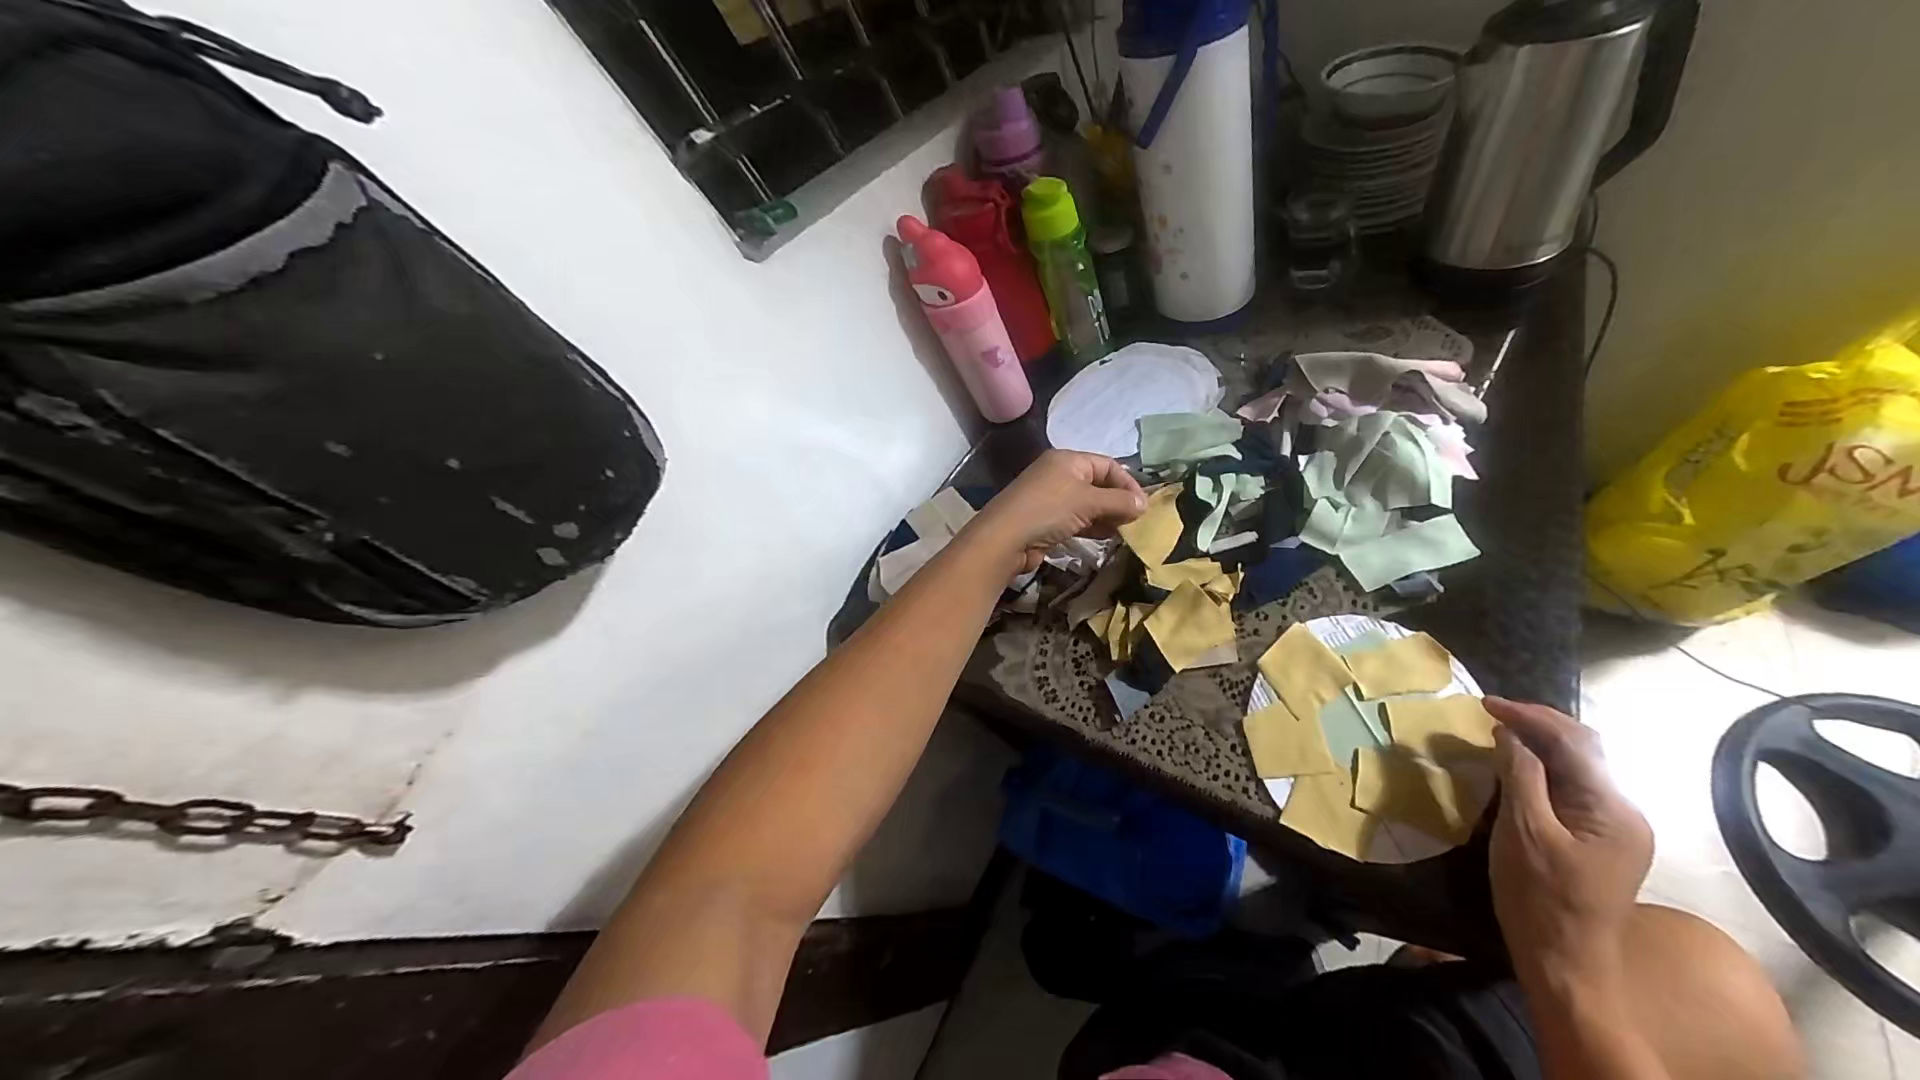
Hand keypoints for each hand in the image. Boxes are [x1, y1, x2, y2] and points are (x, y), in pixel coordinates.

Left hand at [965, 450, 1146, 573]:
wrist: (1004, 539)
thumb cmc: (1048, 510)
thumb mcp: (1088, 502)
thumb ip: (1119, 501)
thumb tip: (1144, 504)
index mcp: (1067, 460)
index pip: (1108, 465)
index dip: (1128, 483)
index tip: (1144, 505)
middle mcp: (1058, 475)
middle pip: (1098, 484)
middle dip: (1118, 501)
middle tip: (1137, 521)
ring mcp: (1050, 499)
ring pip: (1088, 504)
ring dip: (1107, 516)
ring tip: (1126, 532)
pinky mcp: (1045, 521)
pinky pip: (1076, 520)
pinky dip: (1092, 527)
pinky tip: (1106, 538)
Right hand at [1487, 697, 1653, 984]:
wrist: (1564, 958)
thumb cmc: (1539, 894)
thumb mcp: (1523, 830)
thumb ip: (1520, 776)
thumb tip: (1509, 733)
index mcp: (1613, 809)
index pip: (1574, 744)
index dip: (1530, 717)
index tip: (1485, 703)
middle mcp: (1625, 812)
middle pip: (1586, 750)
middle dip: (1539, 723)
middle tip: (1492, 710)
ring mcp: (1616, 827)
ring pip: (1581, 765)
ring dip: (1542, 741)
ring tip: (1501, 729)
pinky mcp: (1600, 838)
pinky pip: (1574, 785)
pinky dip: (1545, 764)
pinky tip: (1519, 763)